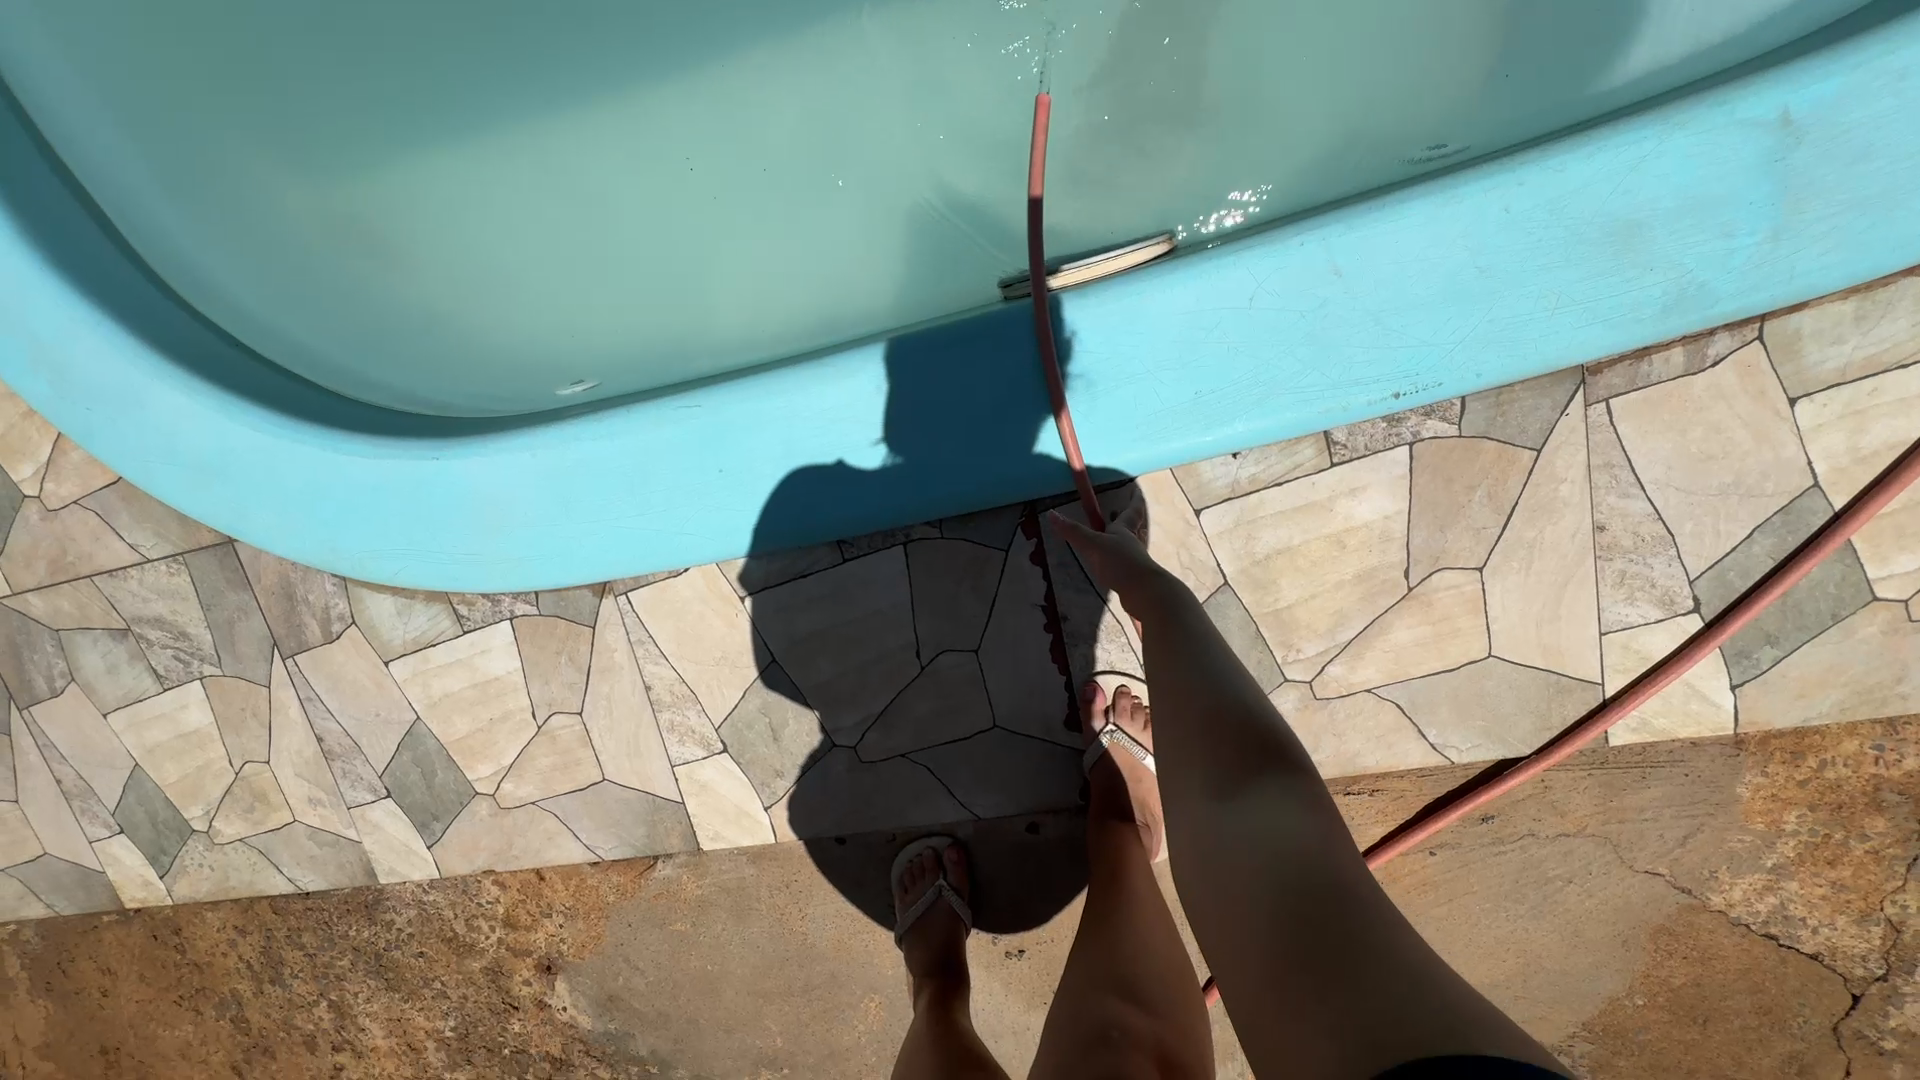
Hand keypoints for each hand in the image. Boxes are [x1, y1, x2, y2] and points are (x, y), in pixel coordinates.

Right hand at [1047, 489, 1174, 610]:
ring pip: (1129, 545)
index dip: (1134, 499)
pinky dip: (1119, 560)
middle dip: (1127, 519)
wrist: (1143, 592)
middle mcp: (1132, 542)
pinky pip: (1125, 563)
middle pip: (1133, 527)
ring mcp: (1134, 560)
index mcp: (1124, 530)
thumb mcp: (1094, 545)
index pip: (1132, 510)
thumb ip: (1074, 532)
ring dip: (1123, 539)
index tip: (1135, 490)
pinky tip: (1112, 566)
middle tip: (1120, 513)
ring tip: (1114, 538)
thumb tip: (1051, 514)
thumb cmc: (1121, 563)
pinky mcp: (1133, 576)